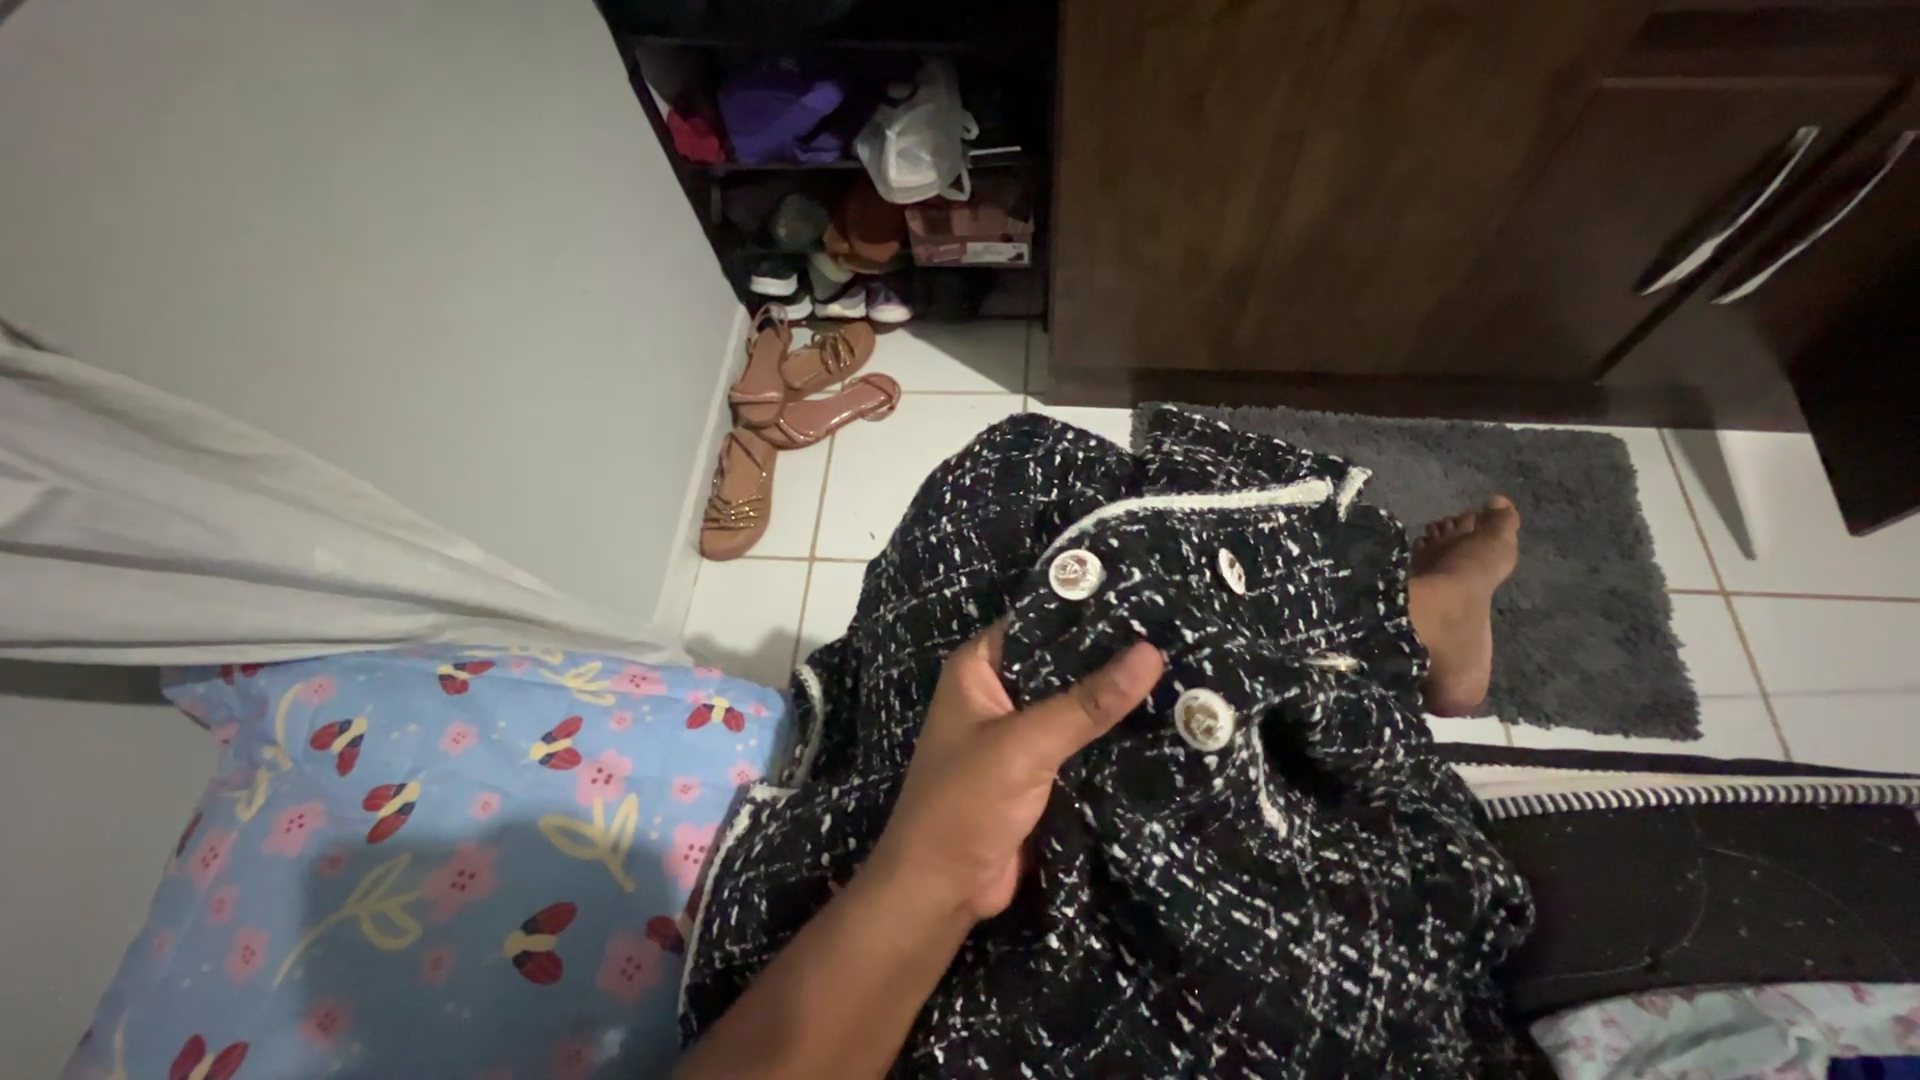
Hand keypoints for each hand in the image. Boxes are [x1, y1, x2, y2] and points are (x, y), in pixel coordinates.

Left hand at [869, 623, 1164, 921]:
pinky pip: (1080, 744)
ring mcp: (1018, 733)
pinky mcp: (1037, 771)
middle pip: (1061, 665)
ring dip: (1115, 703)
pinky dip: (1110, 740)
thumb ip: (1087, 702)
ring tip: (1185, 679)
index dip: (1088, 613)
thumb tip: (1151, 652)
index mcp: (978, 668)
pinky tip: (1163, 728)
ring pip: (1075, 706)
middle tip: (1178, 642)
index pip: (1038, 622)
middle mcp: (997, 692)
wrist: (941, 892)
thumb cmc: (965, 804)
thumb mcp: (1026, 745)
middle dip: (1111, 660)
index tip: (1149, 605)